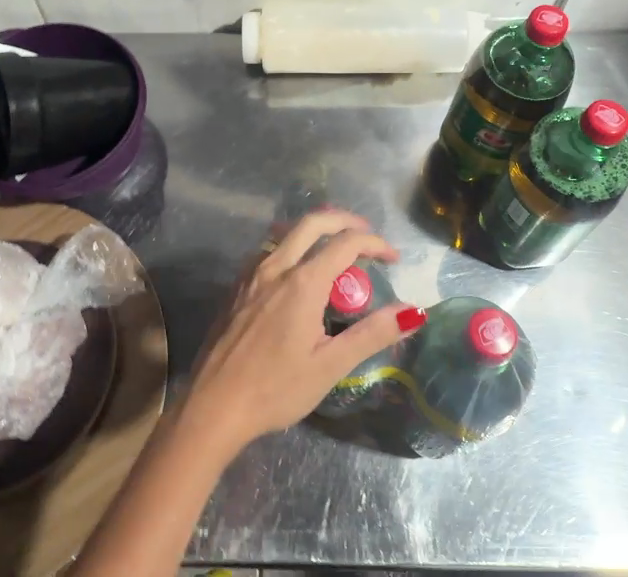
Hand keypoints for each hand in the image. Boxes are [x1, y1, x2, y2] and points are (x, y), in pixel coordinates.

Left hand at [179, 209, 423, 455]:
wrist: (213, 405)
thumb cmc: (276, 389)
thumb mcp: (330, 366)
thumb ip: (372, 334)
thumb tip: (414, 312)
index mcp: (302, 282)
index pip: (345, 243)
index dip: (374, 243)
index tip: (393, 258)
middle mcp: (275, 267)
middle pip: (312, 224)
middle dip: (344, 221)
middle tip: (367, 236)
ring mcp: (250, 275)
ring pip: (285, 234)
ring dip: (315, 232)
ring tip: (334, 251)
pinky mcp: (235, 288)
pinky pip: (267, 251)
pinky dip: (291, 247)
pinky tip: (296, 274)